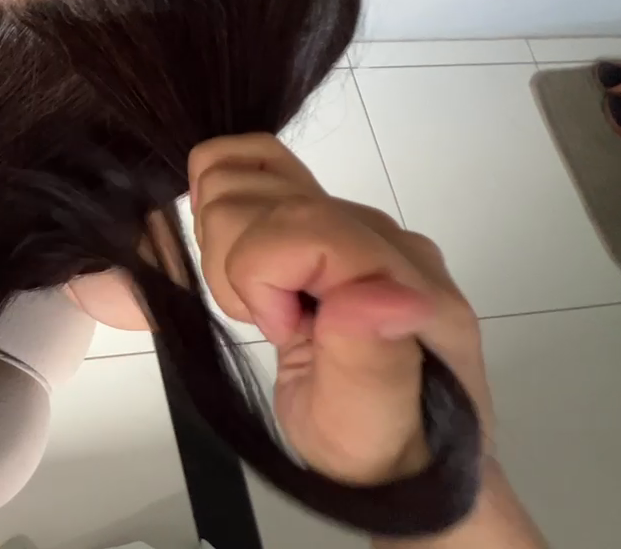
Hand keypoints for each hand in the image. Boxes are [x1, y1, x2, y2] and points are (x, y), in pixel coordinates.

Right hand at [188, 134, 492, 485]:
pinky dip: (214, 206)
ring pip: (233, 176)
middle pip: (253, 194)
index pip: (296, 226)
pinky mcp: (314, 214)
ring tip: (262, 300)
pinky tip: (239, 256)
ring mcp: (345, 219)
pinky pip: (238, 168)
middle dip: (232, 263)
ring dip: (221, 243)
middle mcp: (379, 234)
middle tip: (272, 323)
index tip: (280, 333)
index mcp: (406, 282)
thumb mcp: (367, 426)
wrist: (391, 452)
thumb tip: (385, 294)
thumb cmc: (378, 449)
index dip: (256, 275)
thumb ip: (371, 361)